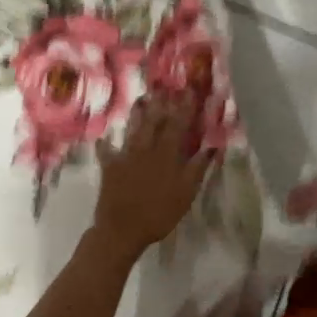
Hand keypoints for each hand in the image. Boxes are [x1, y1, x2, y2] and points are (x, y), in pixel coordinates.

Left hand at [89, 95, 213, 259]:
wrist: (122, 229)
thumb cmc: (159, 213)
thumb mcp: (186, 193)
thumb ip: (198, 167)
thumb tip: (212, 145)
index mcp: (166, 153)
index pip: (178, 124)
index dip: (184, 106)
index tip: (188, 90)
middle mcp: (146, 148)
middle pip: (154, 120)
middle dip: (160, 103)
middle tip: (163, 87)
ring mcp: (125, 155)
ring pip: (133, 129)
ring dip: (137, 113)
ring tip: (140, 99)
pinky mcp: (109, 167)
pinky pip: (106, 151)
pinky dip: (105, 143)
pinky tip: (103, 136)